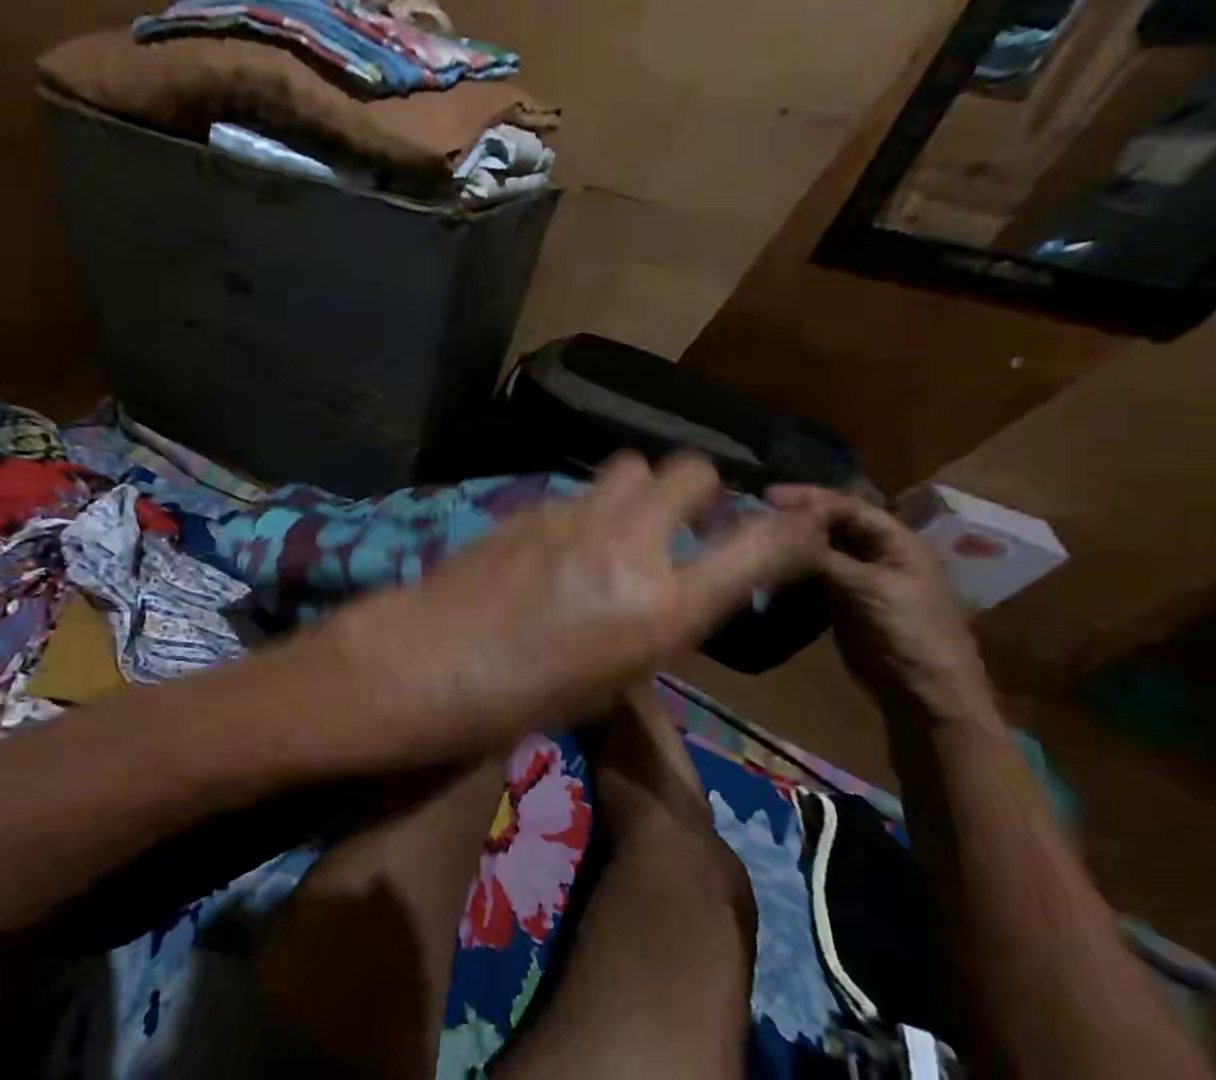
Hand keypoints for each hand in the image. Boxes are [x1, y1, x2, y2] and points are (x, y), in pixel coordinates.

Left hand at [325, 454, 832, 752]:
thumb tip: (665, 595)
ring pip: (631, 465)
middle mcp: (630, 549)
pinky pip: (578, 491)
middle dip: (697, 489)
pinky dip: (588, 508)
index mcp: (663, 610)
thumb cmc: (517, 704)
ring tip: (620, 524)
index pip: (758, 547)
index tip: (793, 526)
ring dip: (639, 488)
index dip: (788, 531)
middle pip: (691, 469)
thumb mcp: (609, 681)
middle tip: (681, 520)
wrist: (422, 667)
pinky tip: (561, 542)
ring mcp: (577, 518)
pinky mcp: (531, 506)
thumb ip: (652, 626)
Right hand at [766, 486, 995, 724]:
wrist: (923, 691)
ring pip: (820, 552)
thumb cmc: (908, 631)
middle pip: (833, 526)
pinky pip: (814, 578)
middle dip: (797, 518)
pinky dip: (792, 571)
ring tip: (755, 536)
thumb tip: (784, 535)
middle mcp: (878, 554)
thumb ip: (827, 559)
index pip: (849, 508)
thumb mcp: (871, 589)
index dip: (810, 499)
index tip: (768, 496)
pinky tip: (767, 567)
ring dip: (792, 544)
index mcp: (897, 541)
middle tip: (755, 514)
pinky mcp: (843, 604)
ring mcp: (860, 580)